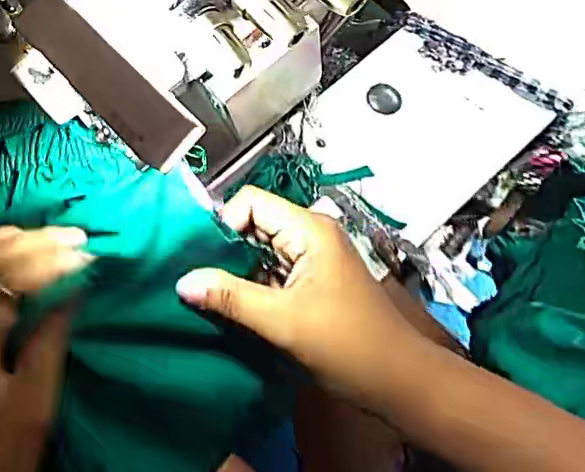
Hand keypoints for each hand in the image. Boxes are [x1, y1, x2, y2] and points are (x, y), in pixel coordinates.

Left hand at [0, 226, 91, 471]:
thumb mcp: (34, 405)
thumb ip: (51, 338)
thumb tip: (75, 286)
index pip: (6, 278)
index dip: (49, 258)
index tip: (85, 253)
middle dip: (31, 240)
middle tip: (73, 236)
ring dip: (5, 240)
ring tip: (44, 236)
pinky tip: (5, 251)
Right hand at [176, 187, 423, 406]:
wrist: (400, 382)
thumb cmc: (349, 345)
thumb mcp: (283, 321)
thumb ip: (232, 297)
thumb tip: (184, 282)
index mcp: (308, 228)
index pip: (250, 202)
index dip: (225, 224)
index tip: (206, 260)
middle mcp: (309, 232)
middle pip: (254, 223)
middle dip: (227, 249)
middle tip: (203, 280)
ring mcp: (312, 255)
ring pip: (261, 248)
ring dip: (239, 270)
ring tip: (216, 296)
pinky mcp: (312, 278)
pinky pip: (272, 269)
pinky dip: (254, 284)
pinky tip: (237, 306)